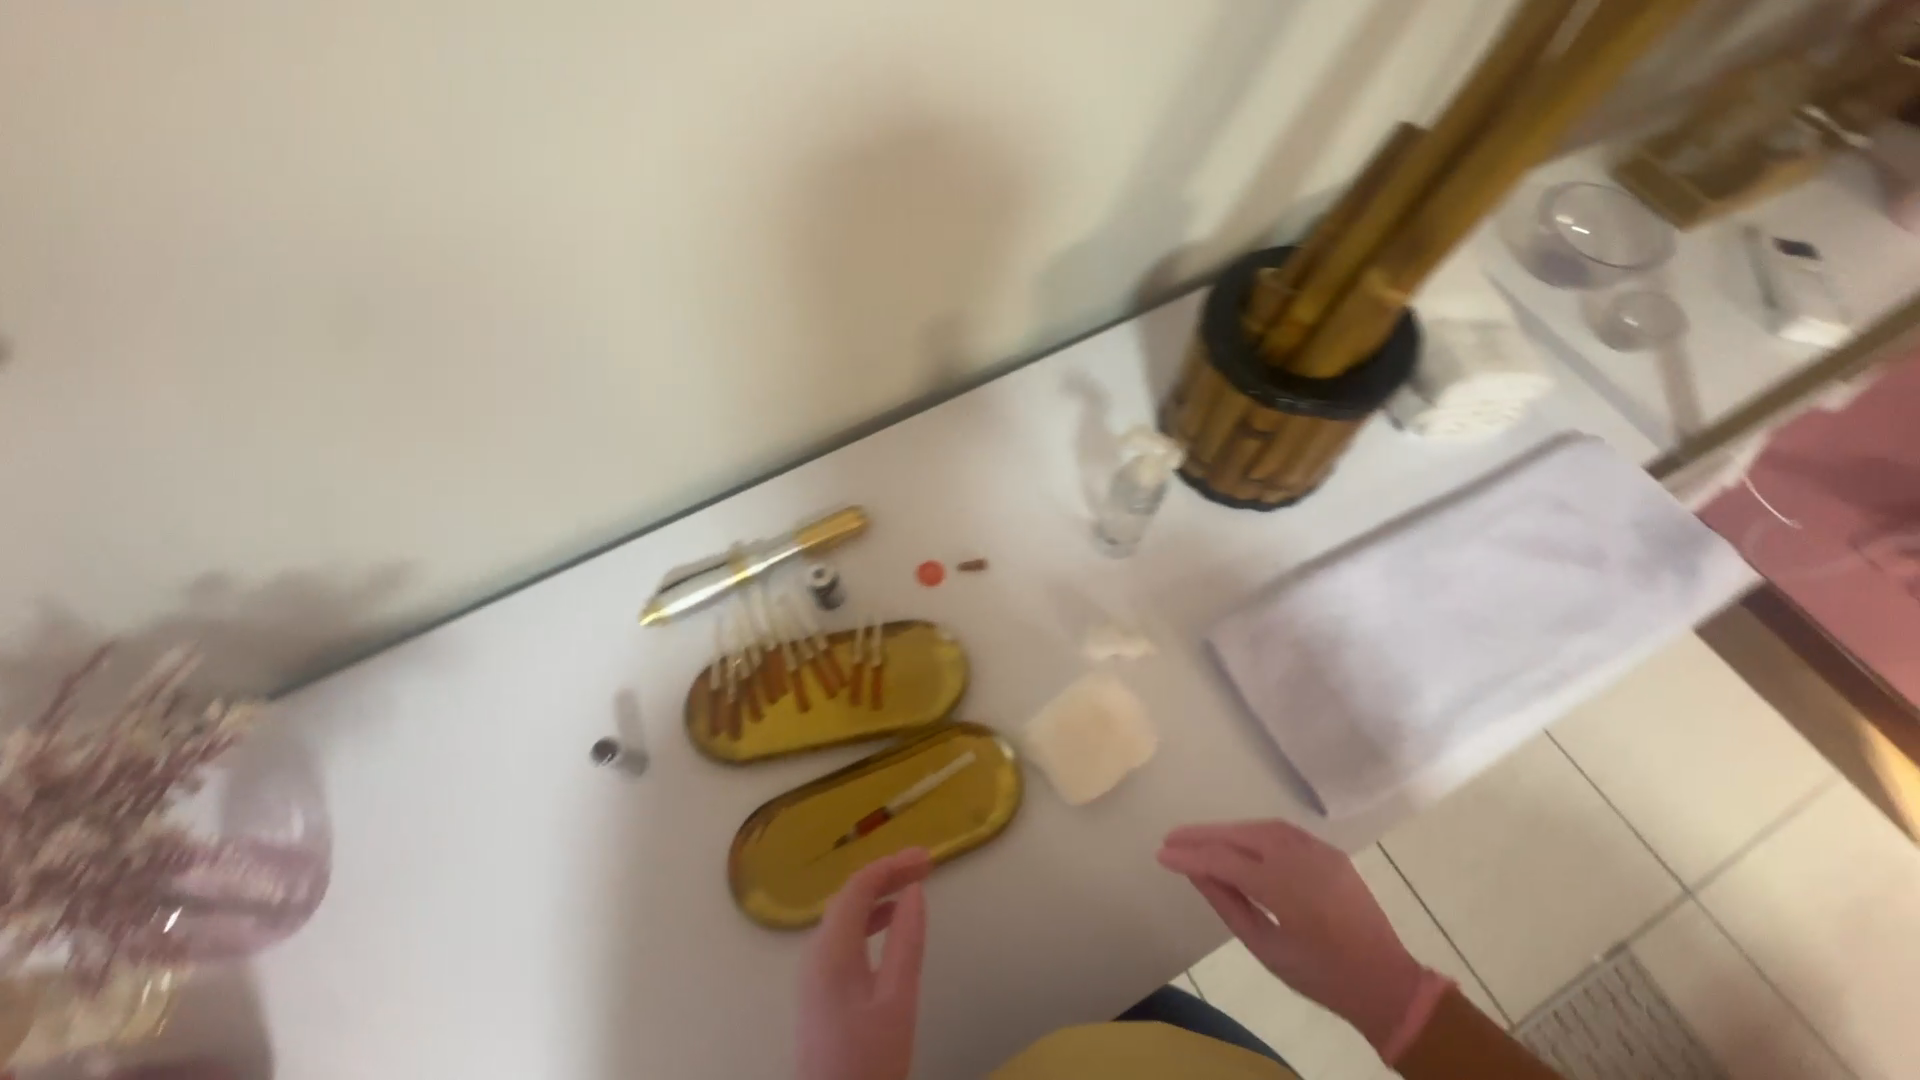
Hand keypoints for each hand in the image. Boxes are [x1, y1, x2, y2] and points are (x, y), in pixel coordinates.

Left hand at [796, 848, 930, 1079]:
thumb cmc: (870, 1060)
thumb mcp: (898, 1000)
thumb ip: (907, 941)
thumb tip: (915, 890)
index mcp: (830, 950)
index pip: (858, 887)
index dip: (892, 864)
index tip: (928, 858)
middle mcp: (814, 953)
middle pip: (849, 896)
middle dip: (887, 874)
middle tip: (926, 864)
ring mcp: (813, 972)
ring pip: (844, 915)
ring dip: (878, 895)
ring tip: (913, 885)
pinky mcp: (819, 989)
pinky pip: (842, 936)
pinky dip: (868, 919)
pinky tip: (889, 923)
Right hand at [1158, 821, 1436, 1053]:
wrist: (1386, 982)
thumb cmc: (1321, 975)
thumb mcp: (1265, 947)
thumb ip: (1228, 903)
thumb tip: (1196, 872)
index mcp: (1284, 888)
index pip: (1223, 860)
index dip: (1189, 856)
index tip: (1161, 854)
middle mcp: (1300, 859)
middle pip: (1240, 835)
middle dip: (1203, 834)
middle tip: (1171, 839)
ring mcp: (1318, 851)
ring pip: (1261, 827)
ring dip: (1227, 830)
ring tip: (1198, 839)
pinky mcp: (1329, 852)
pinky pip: (1283, 832)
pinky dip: (1253, 832)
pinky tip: (1237, 841)